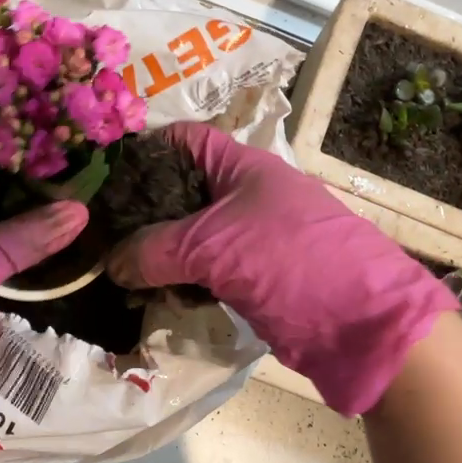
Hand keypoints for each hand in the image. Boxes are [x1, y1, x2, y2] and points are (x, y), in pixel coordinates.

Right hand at [108, 123, 455, 415]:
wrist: (360, 322)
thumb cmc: (288, 260)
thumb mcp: (211, 247)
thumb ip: (152, 250)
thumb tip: (109, 264)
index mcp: (240, 166)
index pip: (182, 140)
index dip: (143, 150)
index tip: (104, 178)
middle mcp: (243, 195)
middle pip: (180, 191)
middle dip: (142, 212)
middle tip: (101, 234)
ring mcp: (248, 237)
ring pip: (188, 236)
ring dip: (157, 254)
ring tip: (121, 273)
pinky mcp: (251, 276)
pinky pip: (202, 270)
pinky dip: (179, 281)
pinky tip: (155, 297)